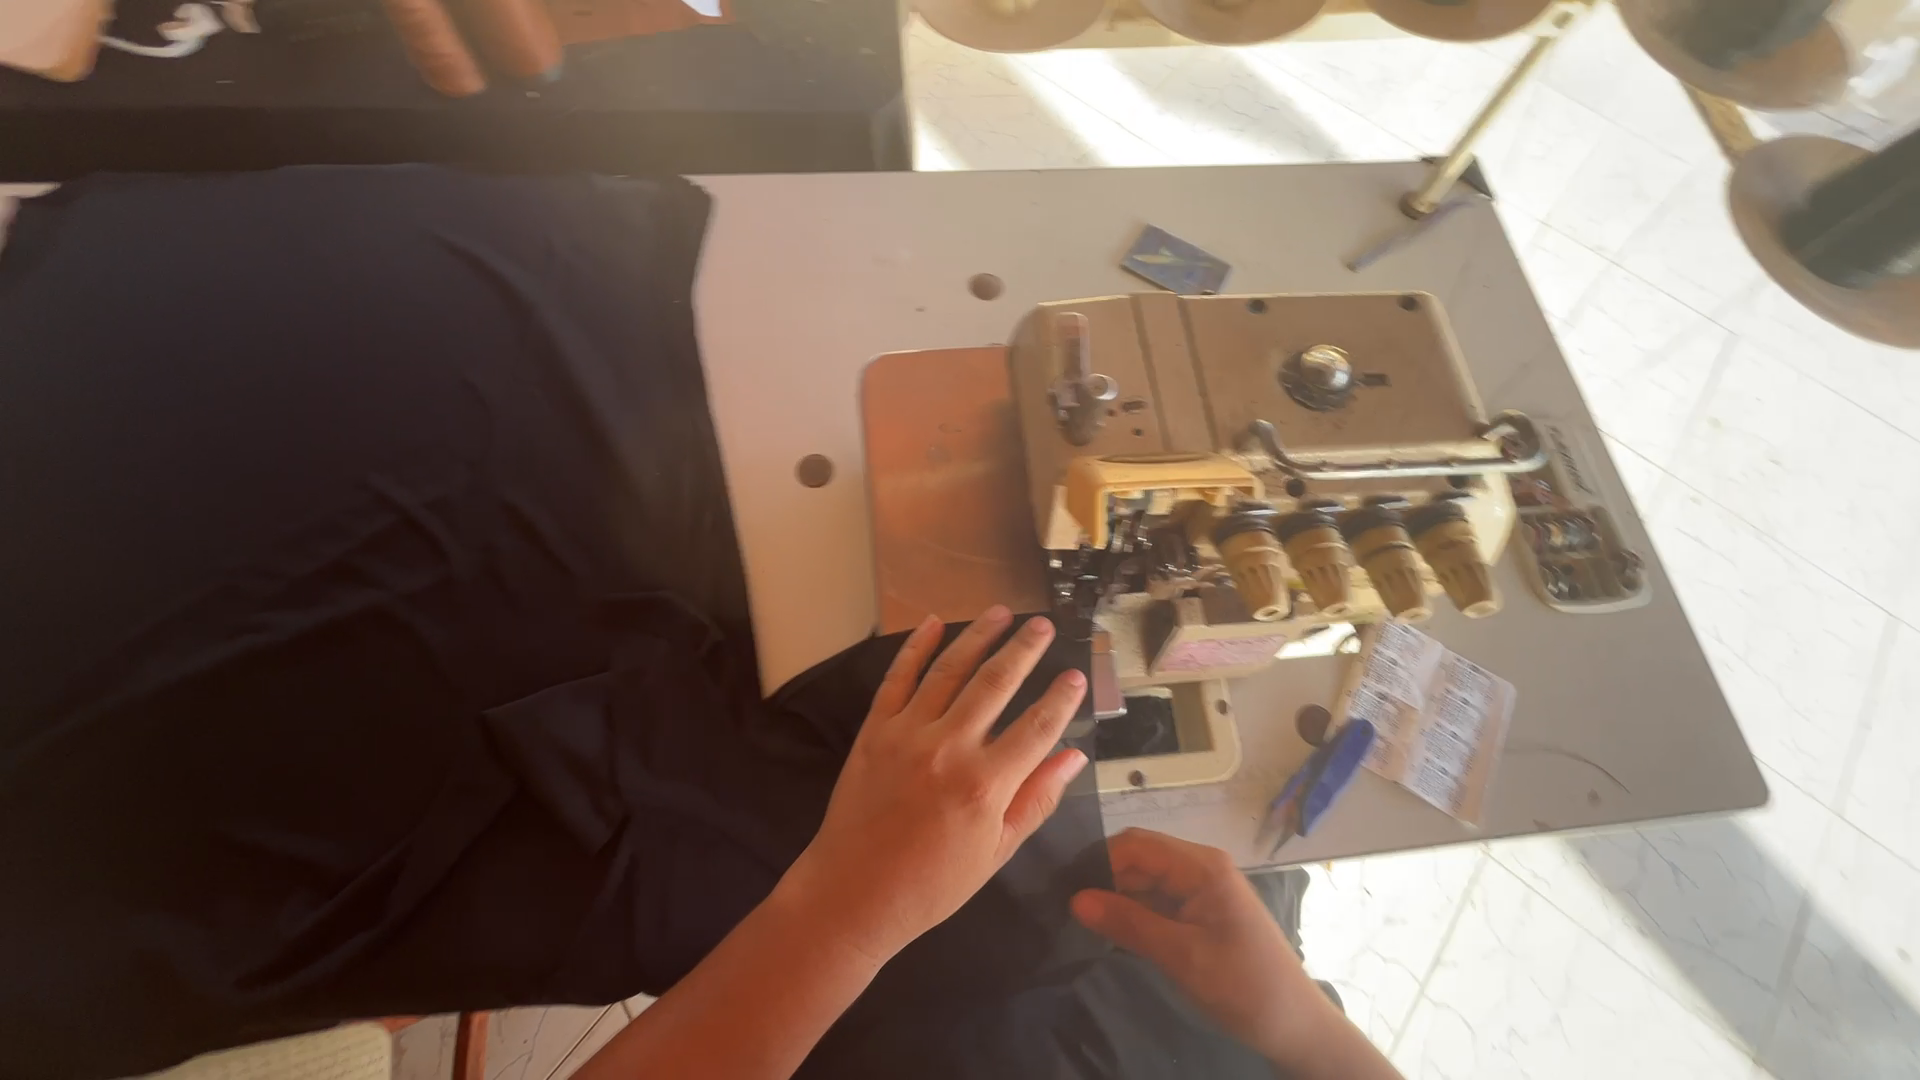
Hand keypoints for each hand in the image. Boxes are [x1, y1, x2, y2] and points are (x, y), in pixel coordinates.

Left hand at [783, 606, 1088, 964]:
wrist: (853, 893)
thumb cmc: (932, 883)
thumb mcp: (997, 852)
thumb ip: (1037, 799)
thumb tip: (1074, 757)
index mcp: (986, 784)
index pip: (1037, 727)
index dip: (1061, 698)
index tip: (1077, 675)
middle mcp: (950, 748)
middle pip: (996, 684)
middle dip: (1025, 649)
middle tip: (1043, 625)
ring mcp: (908, 733)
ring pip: (950, 670)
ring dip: (978, 636)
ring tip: (1002, 612)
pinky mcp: (875, 729)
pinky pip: (898, 678)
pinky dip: (916, 647)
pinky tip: (933, 623)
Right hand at [1071, 829, 1342, 1068]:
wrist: (1299, 1029)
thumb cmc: (1245, 987)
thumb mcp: (1182, 958)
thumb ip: (1129, 924)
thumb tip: (1075, 899)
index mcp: (1202, 866)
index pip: (1136, 845)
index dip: (1099, 860)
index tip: (1065, 886)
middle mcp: (1201, 866)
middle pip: (1139, 858)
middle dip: (1105, 878)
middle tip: (1068, 907)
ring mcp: (1202, 888)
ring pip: (1146, 879)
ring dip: (1118, 896)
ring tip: (1082, 919)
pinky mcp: (1202, 911)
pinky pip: (1159, 899)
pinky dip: (1135, 912)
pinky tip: (1113, 930)